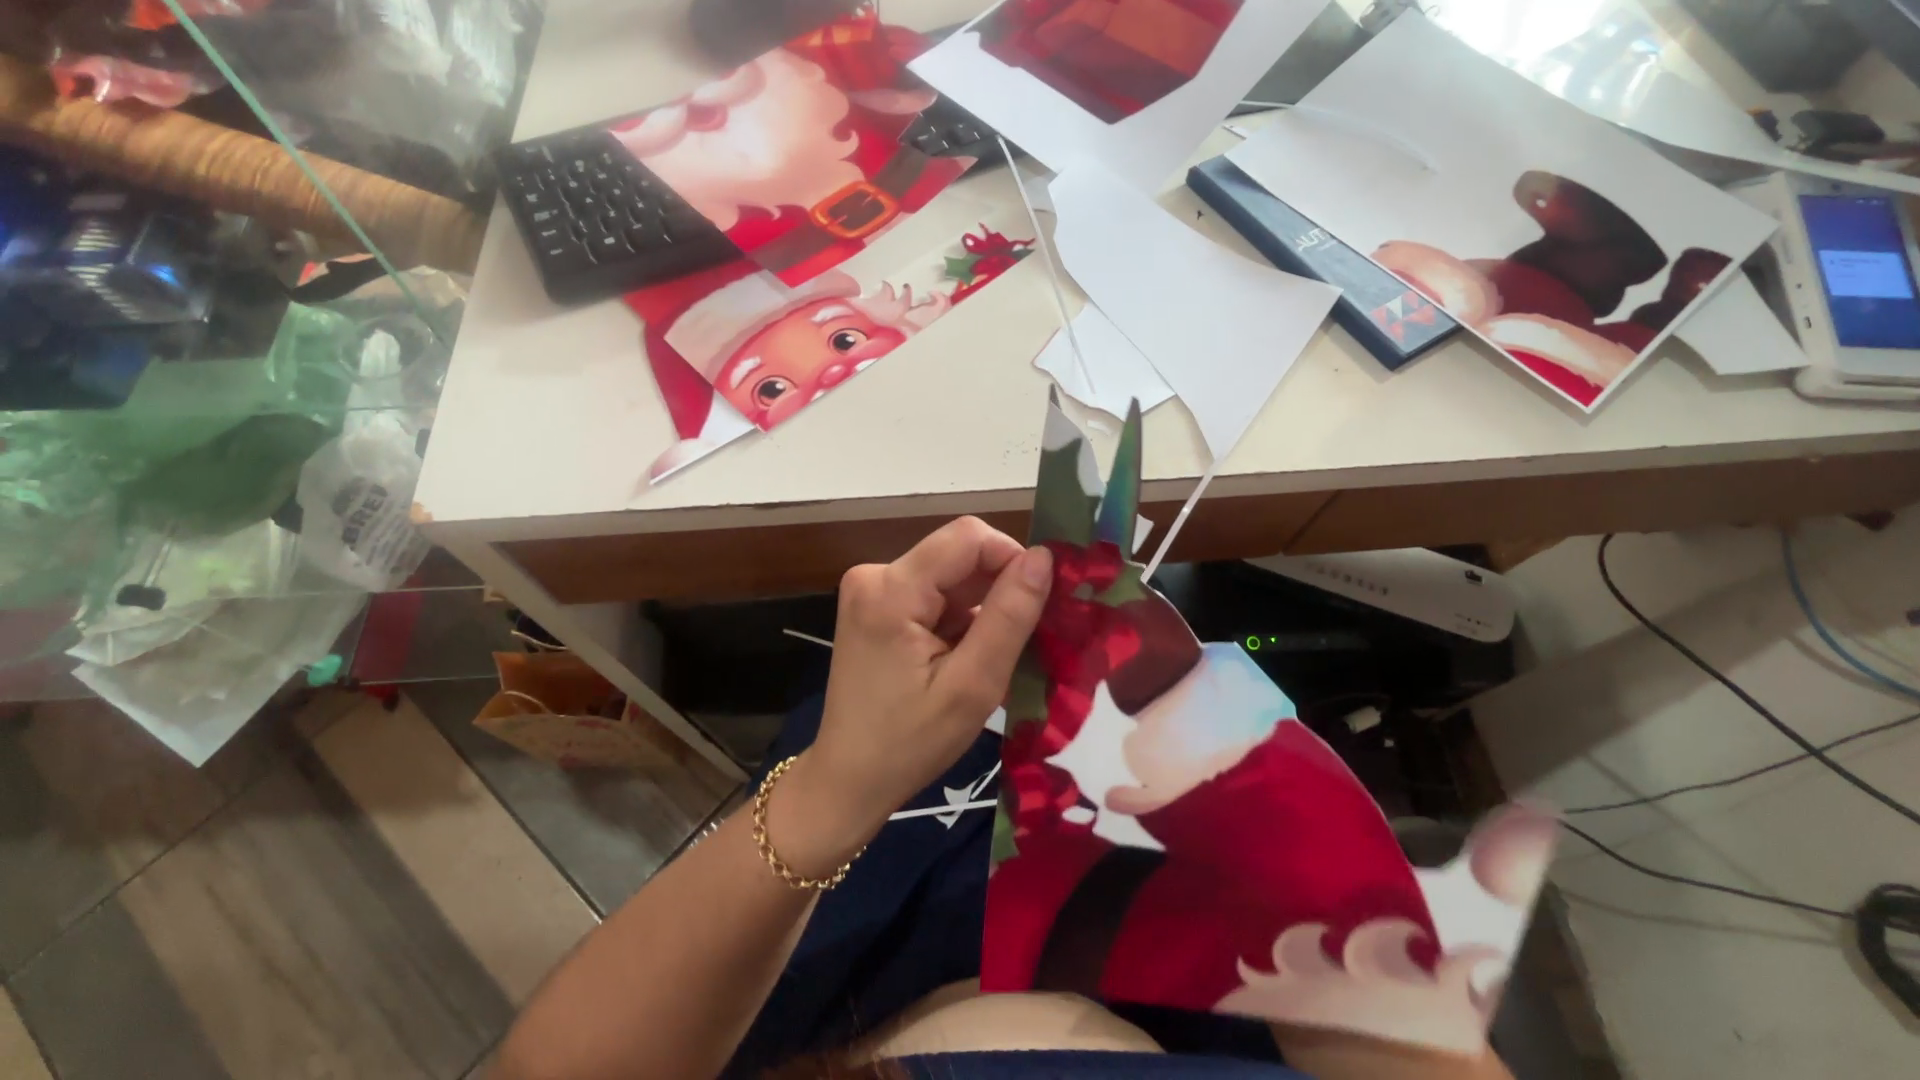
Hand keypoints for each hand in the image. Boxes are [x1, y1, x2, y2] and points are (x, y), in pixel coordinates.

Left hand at [777, 518, 1051, 867]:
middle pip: (958, 556)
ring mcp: (871, 590)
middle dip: (997, 591)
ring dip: (979, 610)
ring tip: (987, 661)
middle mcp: (874, 575)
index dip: (1012, 559)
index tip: (1038, 606)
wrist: (850, 779)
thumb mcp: (972, 684)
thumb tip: (1043, 557)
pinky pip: (933, 595)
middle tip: (1020, 644)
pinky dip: (958, 620)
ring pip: (950, 577)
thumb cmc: (910, 742)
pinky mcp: (875, 607)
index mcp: (891, 589)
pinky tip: (963, 660)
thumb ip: (1010, 616)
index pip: (969, 536)